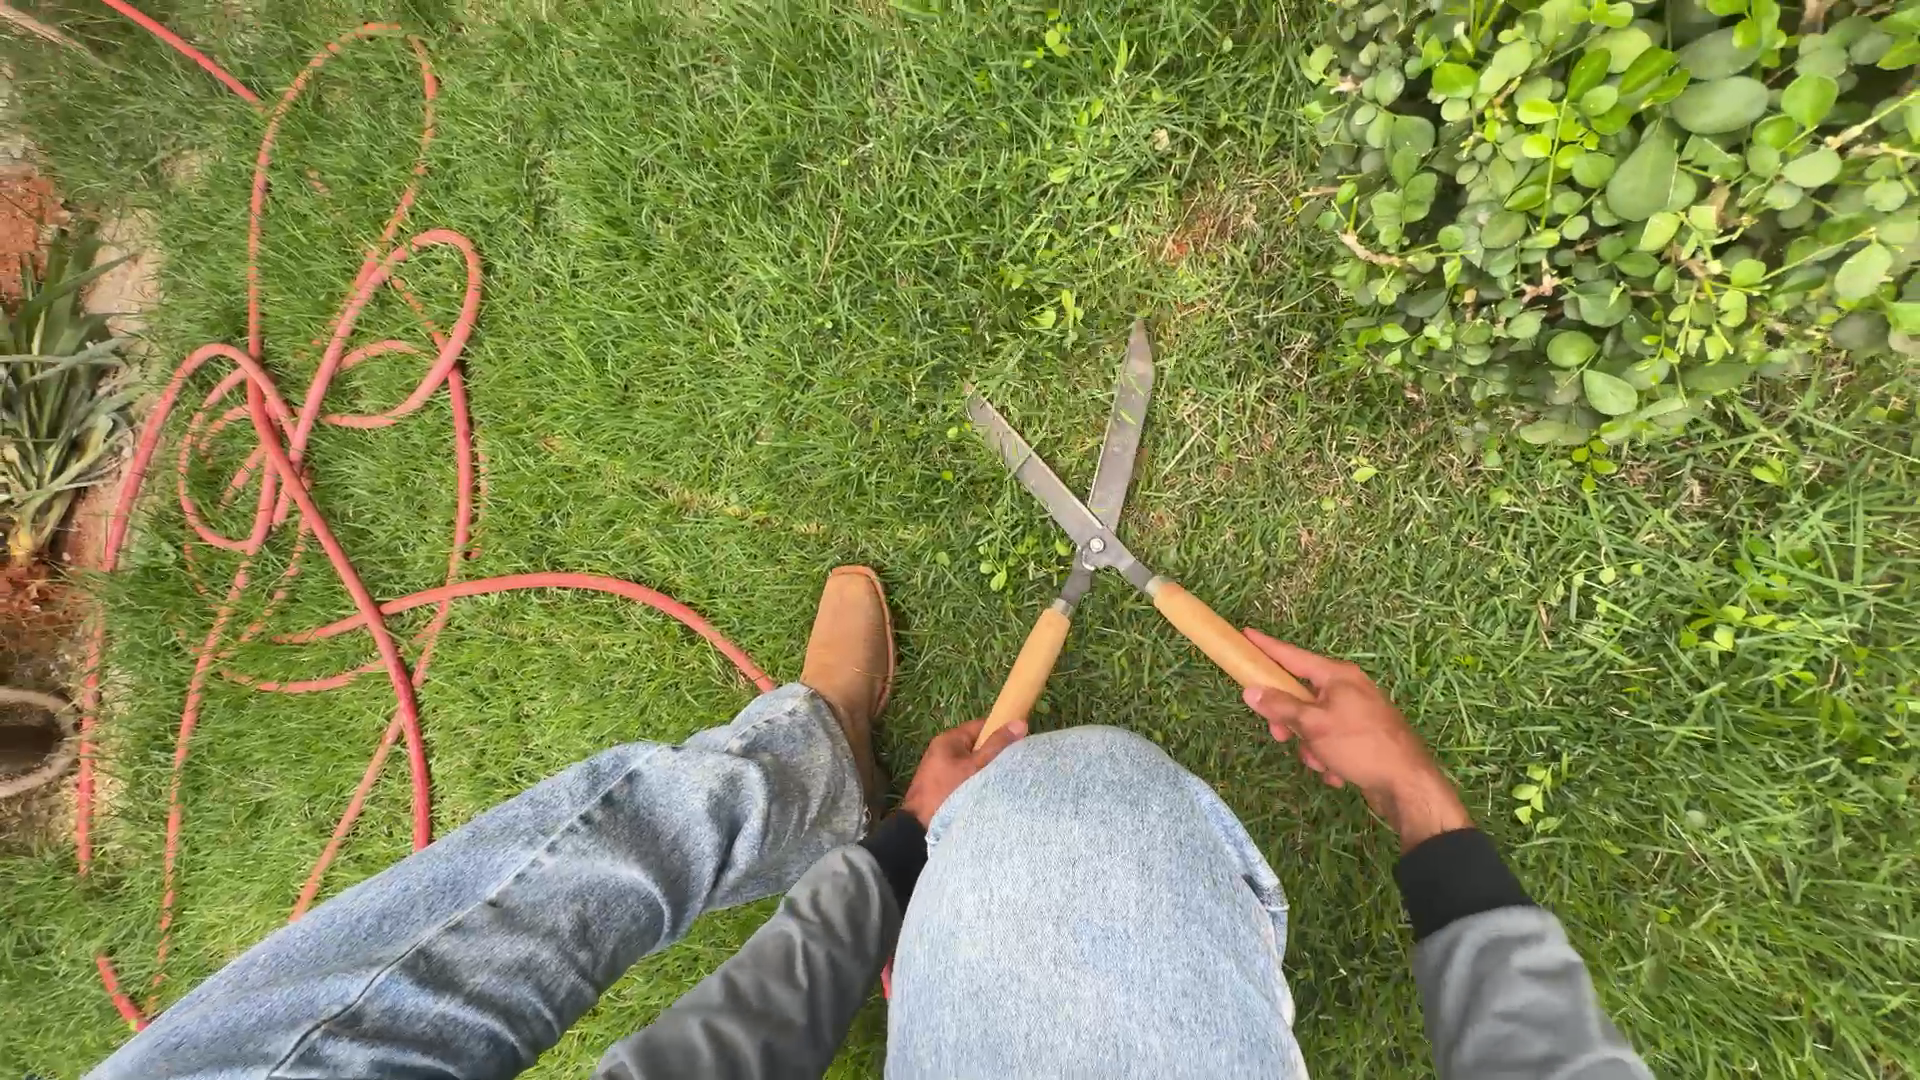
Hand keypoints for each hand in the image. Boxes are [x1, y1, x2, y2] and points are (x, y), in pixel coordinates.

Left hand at [899, 717, 1026, 826]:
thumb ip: (997, 746)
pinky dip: (976, 781)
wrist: (919, 829)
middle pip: (977, 745)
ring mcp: (940, 769)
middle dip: (994, 754)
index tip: (1018, 744)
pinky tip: (986, 792)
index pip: (981, 726)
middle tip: (1012, 765)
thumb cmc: (949, 792)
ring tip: (1002, 780)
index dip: (1000, 732)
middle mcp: (942, 750)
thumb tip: (1019, 723)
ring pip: (971, 763)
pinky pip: (964, 777)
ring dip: (985, 770)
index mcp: (949, 739)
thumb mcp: (976, 767)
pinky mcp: (941, 786)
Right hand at [1240, 629, 1471, 851]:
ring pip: (1314, 721)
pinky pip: (1332, 738)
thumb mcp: (1313, 724)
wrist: (1409, 784)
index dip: (1266, 646)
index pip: (1292, 656)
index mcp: (1337, 676)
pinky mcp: (1365, 735)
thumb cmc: (1360, 745)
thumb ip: (1279, 706)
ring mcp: (1358, 711)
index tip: (1246, 634)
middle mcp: (1349, 688)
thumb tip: (1251, 690)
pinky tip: (1336, 772)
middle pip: (1300, 694)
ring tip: (1319, 762)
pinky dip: (1328, 754)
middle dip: (1288, 719)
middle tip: (1279, 736)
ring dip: (1309, 743)